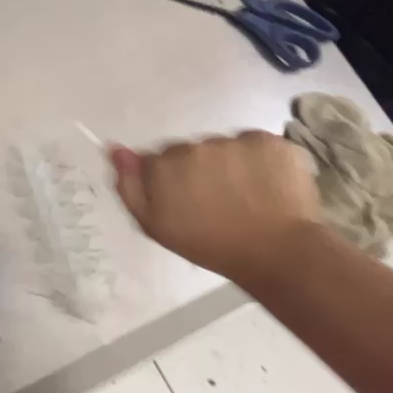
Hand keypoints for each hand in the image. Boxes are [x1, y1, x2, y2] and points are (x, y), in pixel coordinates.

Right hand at [111, 131, 326, 282]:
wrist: (275, 251)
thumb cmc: (206, 244)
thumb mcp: (152, 224)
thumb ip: (129, 185)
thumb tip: (116, 149)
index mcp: (163, 164)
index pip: (156, 159)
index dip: (167, 179)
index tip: (182, 200)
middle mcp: (196, 145)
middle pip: (189, 150)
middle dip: (195, 169)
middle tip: (212, 200)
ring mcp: (235, 141)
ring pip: (222, 146)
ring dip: (226, 163)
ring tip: (240, 194)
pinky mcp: (271, 141)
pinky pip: (255, 144)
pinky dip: (257, 159)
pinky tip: (262, 183)